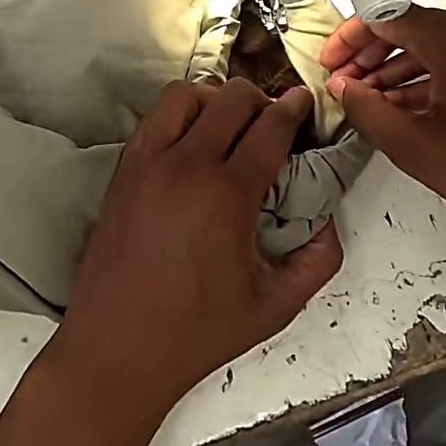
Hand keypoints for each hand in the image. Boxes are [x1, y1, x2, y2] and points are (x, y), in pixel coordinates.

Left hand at [54, 79, 343, 408]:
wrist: (116, 350)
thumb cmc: (198, 331)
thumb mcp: (276, 305)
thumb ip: (318, 260)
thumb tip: (328, 220)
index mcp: (229, 194)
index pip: (271, 126)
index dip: (295, 108)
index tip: (305, 103)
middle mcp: (187, 167)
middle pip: (233, 98)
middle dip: (263, 101)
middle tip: (274, 122)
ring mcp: (149, 165)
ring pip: (187, 95)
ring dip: (216, 100)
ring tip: (230, 126)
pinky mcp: (123, 172)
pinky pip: (154, 118)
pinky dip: (180, 114)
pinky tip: (192, 141)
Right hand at [321, 7, 445, 248]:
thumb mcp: (419, 148)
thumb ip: (370, 112)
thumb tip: (345, 90)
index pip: (388, 15)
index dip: (350, 36)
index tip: (333, 56)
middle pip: (413, 27)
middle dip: (372, 55)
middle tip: (346, 81)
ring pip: (438, 45)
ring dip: (400, 69)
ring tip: (373, 100)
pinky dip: (432, 78)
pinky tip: (411, 106)